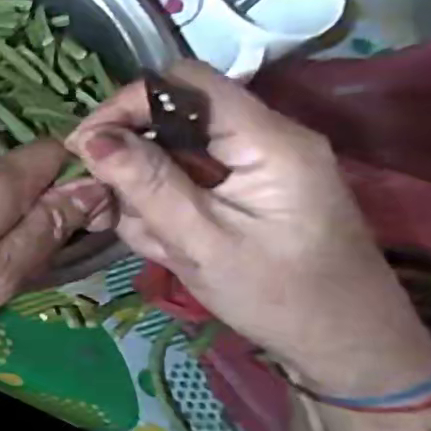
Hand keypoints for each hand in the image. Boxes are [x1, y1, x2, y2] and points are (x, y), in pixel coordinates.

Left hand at [0, 139, 109, 360]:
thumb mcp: (0, 272)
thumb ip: (46, 229)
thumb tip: (93, 188)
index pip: (56, 151)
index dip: (86, 174)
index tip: (102, 215)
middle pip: (30, 172)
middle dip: (59, 202)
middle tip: (71, 249)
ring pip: (4, 193)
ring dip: (27, 219)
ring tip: (35, 262)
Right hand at [65, 61, 430, 396]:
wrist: (345, 346)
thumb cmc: (280, 297)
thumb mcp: (201, 242)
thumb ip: (146, 184)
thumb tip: (88, 138)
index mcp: (267, 141)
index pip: (183, 84)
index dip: (126, 102)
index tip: (85, 145)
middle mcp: (262, 137)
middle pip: (169, 117)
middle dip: (132, 160)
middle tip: (117, 208)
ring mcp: (253, 162)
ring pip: (166, 151)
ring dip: (144, 192)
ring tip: (159, 241)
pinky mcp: (242, 185)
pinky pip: (181, 175)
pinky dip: (160, 206)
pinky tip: (170, 243)